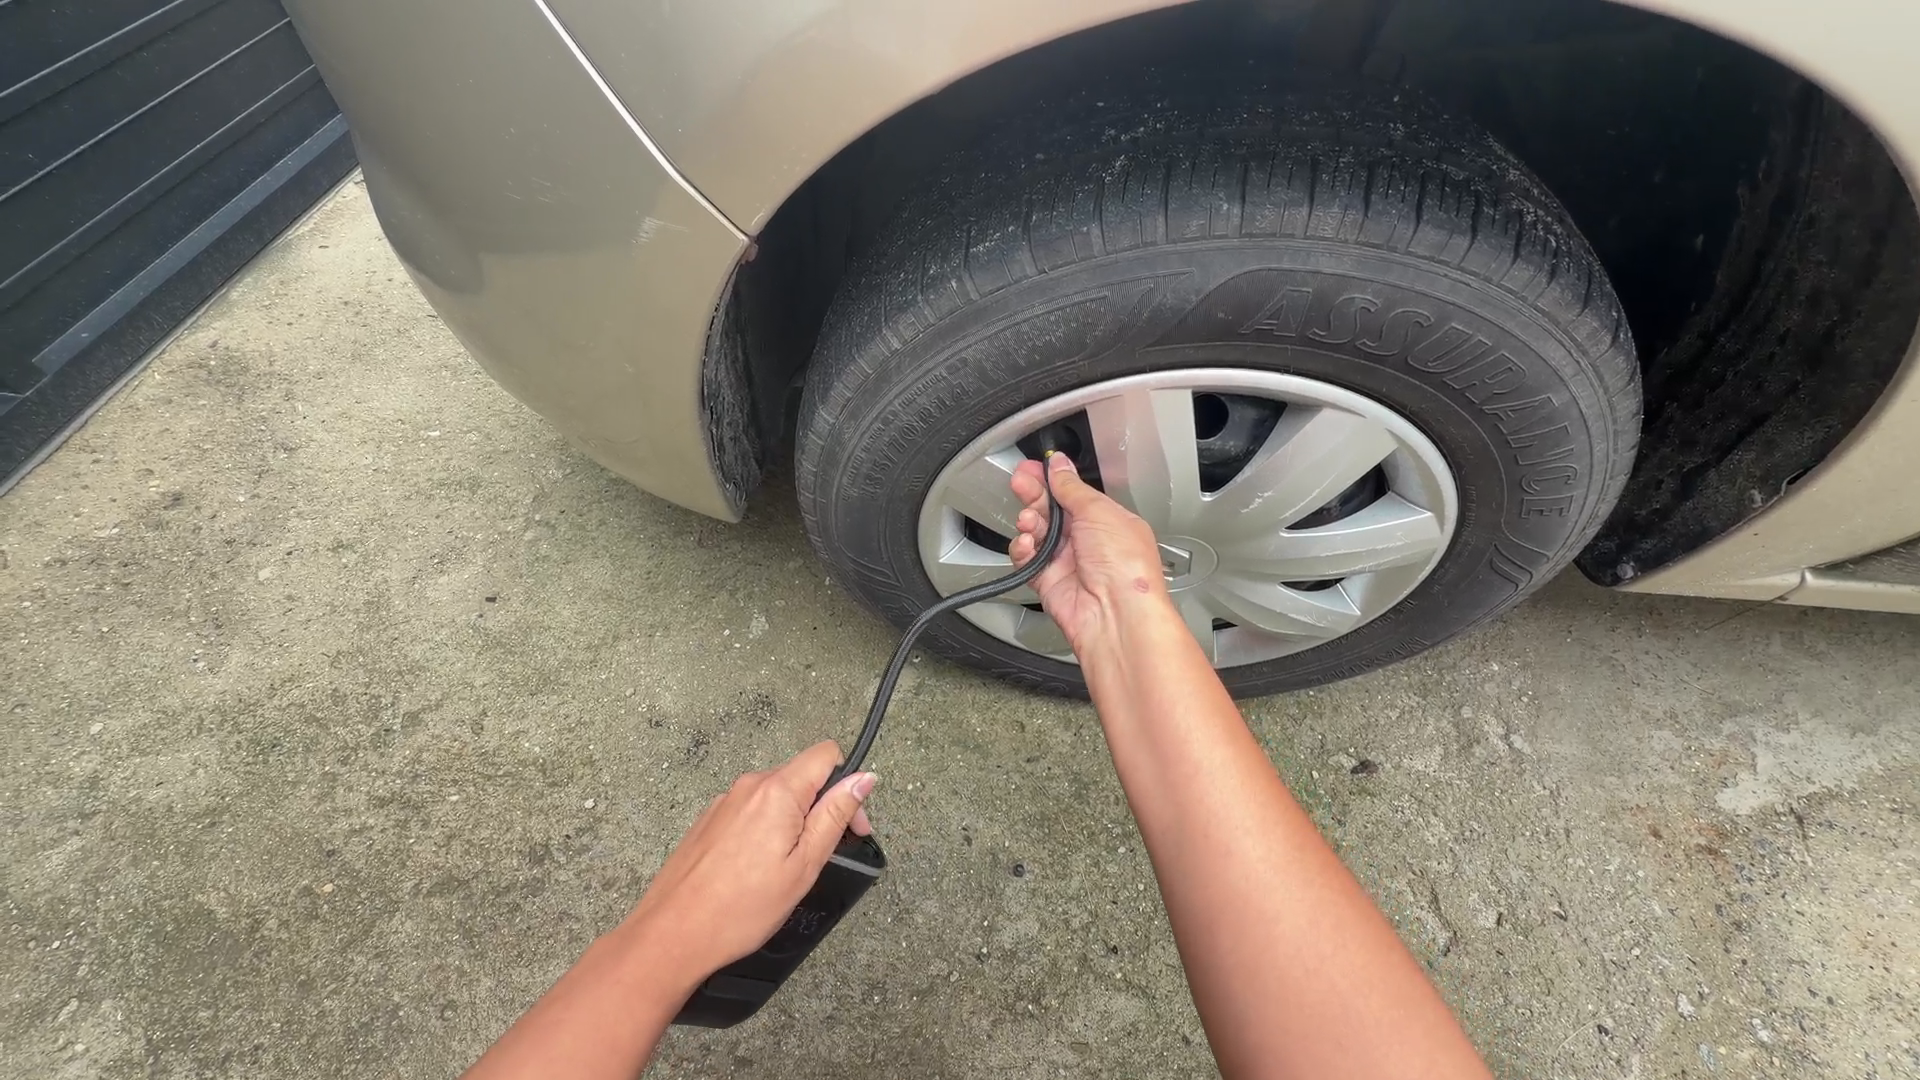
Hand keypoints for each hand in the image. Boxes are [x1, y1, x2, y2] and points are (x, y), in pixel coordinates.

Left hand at [623, 741, 876, 983]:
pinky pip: (752, 809)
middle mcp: (750, 785)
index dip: (848, 784)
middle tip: (822, 855)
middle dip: (823, 806)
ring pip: (778, 794)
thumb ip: (836, 815)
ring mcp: (727, 800)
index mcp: (777, 791)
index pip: (827, 754)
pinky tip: (757, 868)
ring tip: (785, 868)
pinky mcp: (711, 818)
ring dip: (793, 820)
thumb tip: (864, 779)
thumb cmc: (738, 909)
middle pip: (803, 774)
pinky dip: (766, 829)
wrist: (671, 936)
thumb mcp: (805, 865)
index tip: (850, 823)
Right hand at [1009, 453, 1171, 655]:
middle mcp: (1088, 541)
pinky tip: (1026, 543)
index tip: (1036, 468)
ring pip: (1037, 532)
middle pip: (1051, 510)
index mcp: (1107, 520)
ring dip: (1029, 521)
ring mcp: (1067, 561)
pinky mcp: (1049, 581)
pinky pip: (1027, 559)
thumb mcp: (1099, 511)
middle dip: (1034, 494)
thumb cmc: (1126, 567)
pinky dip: (1022, 549)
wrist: (1116, 614)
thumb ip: (1072, 488)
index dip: (1053, 480)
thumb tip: (1059, 466)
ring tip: (1028, 519)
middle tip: (1020, 481)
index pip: (1074, 493)